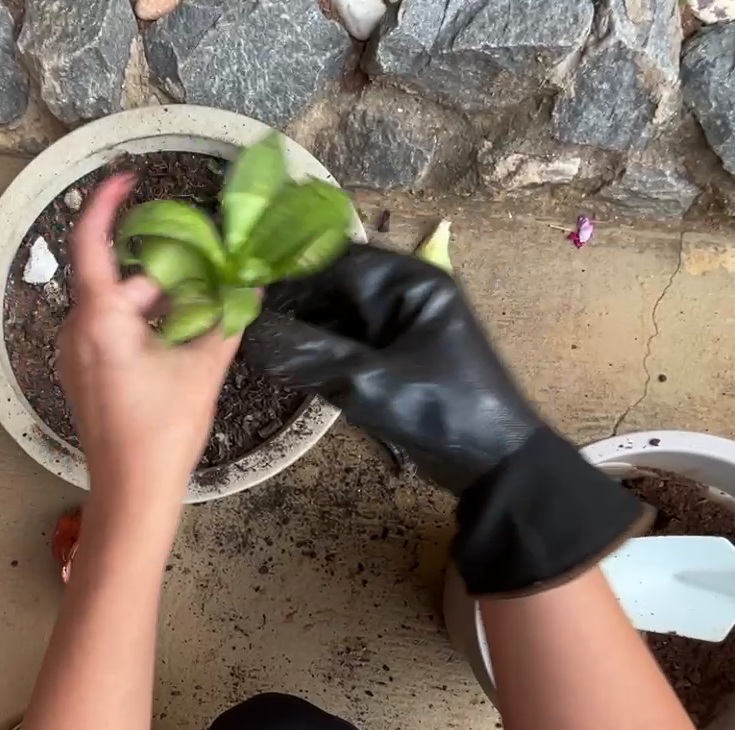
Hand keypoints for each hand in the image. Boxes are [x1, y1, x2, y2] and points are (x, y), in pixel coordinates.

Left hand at [59, 174, 240, 506]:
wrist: (131, 491)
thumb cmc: (161, 432)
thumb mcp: (201, 370)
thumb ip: (227, 321)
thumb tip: (251, 289)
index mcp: (100, 320)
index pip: (91, 242)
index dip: (106, 204)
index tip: (127, 179)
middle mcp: (77, 333)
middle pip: (117, 283)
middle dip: (162, 279)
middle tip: (205, 282)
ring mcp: (75, 358)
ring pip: (114, 312)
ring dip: (154, 309)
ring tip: (196, 325)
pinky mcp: (82, 378)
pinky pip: (108, 336)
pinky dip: (139, 331)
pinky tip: (172, 351)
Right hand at [251, 246, 648, 595]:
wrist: (491, 462)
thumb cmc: (439, 410)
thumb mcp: (366, 382)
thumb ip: (306, 356)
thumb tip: (247, 333)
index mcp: (409, 282)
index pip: (336, 261)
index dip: (288, 274)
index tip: (244, 292)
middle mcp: (403, 295)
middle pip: (333, 288)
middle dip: (291, 306)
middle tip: (243, 325)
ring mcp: (398, 328)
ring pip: (336, 318)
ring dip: (301, 332)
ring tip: (257, 346)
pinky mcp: (392, 359)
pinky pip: (345, 345)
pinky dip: (316, 354)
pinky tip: (287, 368)